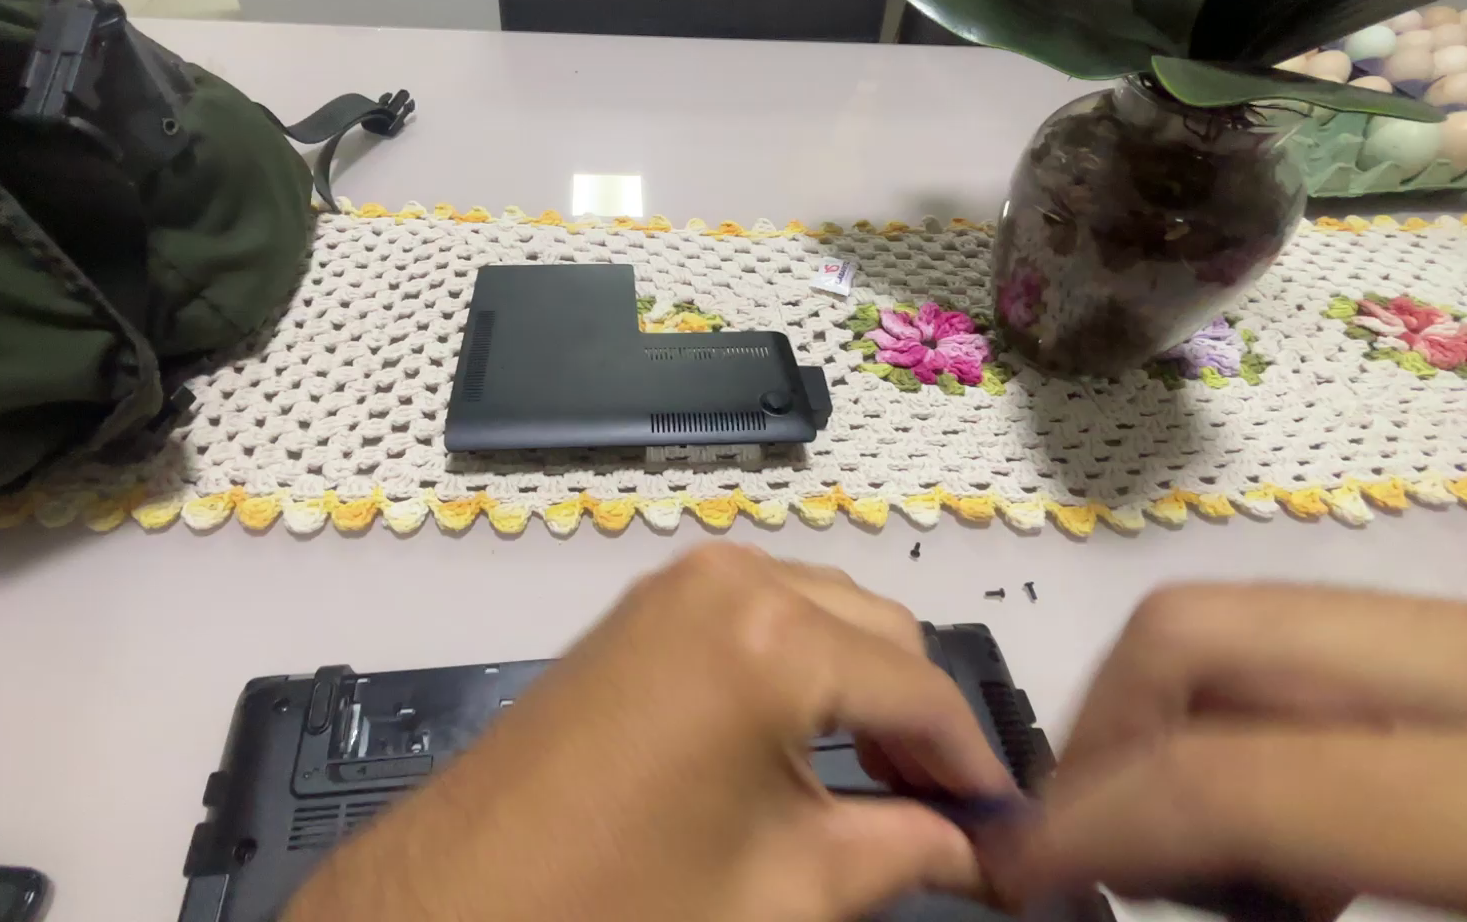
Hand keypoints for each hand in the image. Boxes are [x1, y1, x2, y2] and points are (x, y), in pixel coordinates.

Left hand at [285, 545, 1016, 921]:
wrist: (458, 896)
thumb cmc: (625, 903)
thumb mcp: (786, 890)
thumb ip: (901, 851)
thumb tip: (973, 845)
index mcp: (774, 634)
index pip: (921, 685)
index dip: (976, 760)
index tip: (1008, 823)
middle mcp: (734, 576)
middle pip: (879, 629)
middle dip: (919, 715)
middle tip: (942, 809)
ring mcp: (683, 578)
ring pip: (823, 610)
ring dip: (863, 682)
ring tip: (878, 780)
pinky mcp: (650, 599)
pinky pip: (761, 610)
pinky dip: (802, 661)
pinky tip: (804, 735)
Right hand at [987, 584, 1466, 921]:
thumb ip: (1364, 908)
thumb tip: (1206, 890)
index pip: (1241, 778)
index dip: (1097, 825)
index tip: (1018, 871)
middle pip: (1206, 631)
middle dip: (1104, 730)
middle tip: (1083, 832)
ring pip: (1255, 627)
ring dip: (1177, 728)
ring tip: (1198, 847)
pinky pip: (1334, 653)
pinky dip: (1268, 729)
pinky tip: (1318, 832)